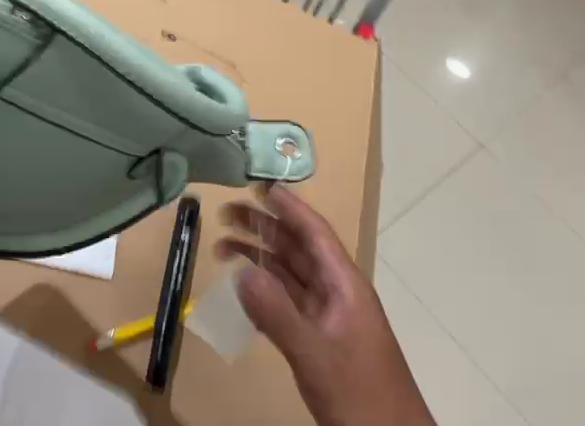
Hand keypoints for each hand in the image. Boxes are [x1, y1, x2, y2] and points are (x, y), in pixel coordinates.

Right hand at [216, 187, 433, 425]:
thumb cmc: (362, 397)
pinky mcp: (321, 342)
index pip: (315, 233)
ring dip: (260, 258)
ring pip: (290, 275)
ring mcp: (329, 319)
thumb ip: (278, 314)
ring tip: (222, 247)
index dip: (289, 207)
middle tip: (225, 213)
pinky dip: (265, 292)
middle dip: (264, 228)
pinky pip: (289, 304)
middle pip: (298, 249)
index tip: (259, 185)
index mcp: (345, 285)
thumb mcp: (316, 356)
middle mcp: (337, 293)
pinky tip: (242, 289)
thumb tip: (242, 271)